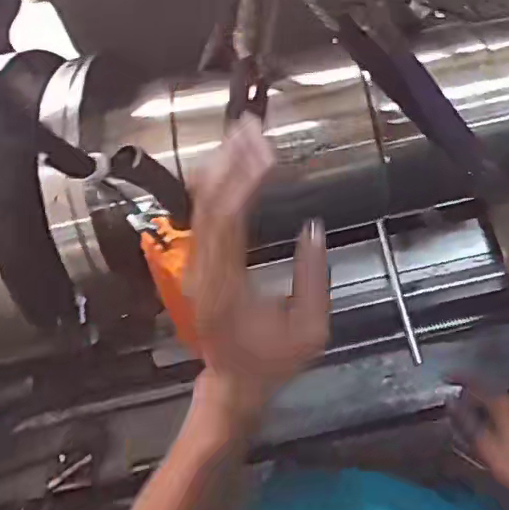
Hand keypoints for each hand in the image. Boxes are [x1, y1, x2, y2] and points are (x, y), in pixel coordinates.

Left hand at [184, 116, 330, 436]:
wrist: (232, 383)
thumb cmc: (273, 360)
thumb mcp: (309, 327)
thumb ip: (313, 276)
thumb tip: (314, 226)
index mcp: (227, 286)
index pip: (230, 221)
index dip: (245, 181)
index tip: (267, 153)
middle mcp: (202, 270)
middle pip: (210, 203)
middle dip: (231, 160)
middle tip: (251, 126)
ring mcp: (194, 266)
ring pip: (200, 205)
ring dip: (222, 166)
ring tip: (242, 134)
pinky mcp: (197, 262)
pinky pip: (202, 215)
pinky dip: (216, 184)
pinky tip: (229, 162)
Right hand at [450, 388, 508, 505]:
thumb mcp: (486, 445)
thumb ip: (466, 420)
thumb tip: (450, 401)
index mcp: (501, 402)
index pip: (475, 383)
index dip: (458, 379)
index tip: (443, 378)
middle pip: (484, 390)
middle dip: (466, 393)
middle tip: (450, 400)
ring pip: (493, 401)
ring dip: (477, 404)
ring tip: (462, 413)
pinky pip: (501, 409)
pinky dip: (488, 412)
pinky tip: (483, 424)